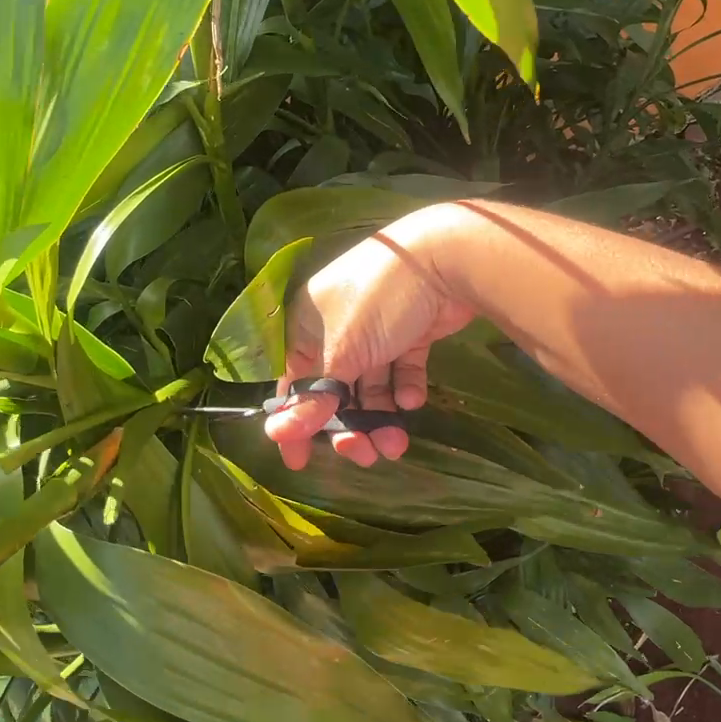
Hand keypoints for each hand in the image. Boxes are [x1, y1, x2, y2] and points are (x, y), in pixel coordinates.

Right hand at [265, 205, 476, 469]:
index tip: (300, 462)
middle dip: (348, 426)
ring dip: (380, 419)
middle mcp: (334, 330)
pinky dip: (404, 388)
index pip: (292, 383)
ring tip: (397, 443)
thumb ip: (314, 397)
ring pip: (370, 387)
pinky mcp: (409, 334)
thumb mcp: (341, 354)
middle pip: (334, 391)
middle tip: (364, 455)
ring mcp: (373, 331)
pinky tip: (414, 398)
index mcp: (305, 327)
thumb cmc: (378, 302)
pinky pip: (400, 371)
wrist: (444, 259)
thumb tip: (276, 433)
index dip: (295, 422)